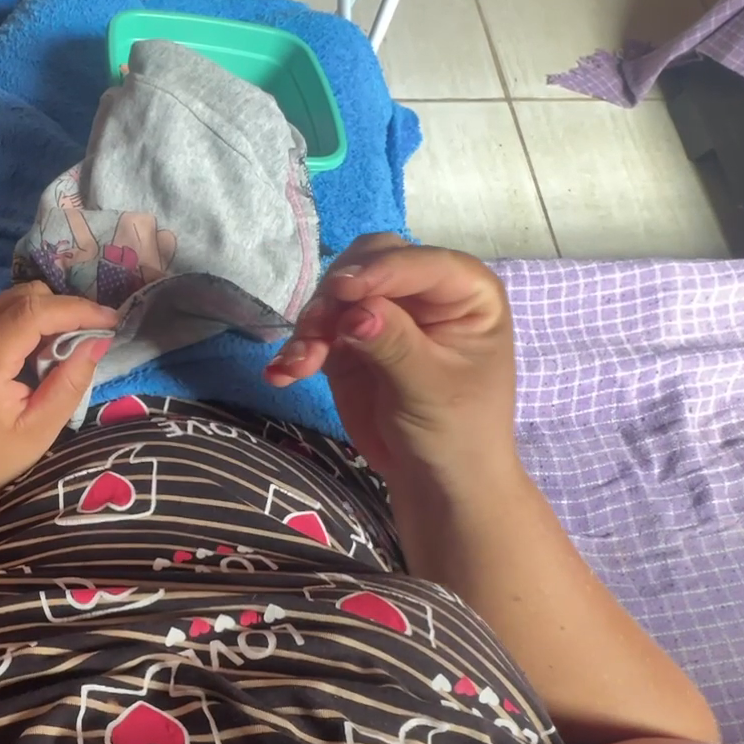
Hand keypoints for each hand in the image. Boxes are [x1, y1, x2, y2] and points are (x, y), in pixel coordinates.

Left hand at [0, 282, 118, 508]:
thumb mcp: (40, 430)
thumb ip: (70, 383)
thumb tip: (99, 341)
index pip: (32, 313)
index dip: (76, 309)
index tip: (111, 321)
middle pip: (24, 297)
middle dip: (65, 309)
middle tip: (93, 337)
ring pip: (15, 298)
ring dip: (50, 314)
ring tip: (70, 347)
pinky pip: (5, 311)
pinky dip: (33, 320)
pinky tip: (45, 349)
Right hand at [262, 234, 518, 490]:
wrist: (434, 479)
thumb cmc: (456, 431)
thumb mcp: (430, 388)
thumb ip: (394, 345)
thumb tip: (354, 312)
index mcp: (462, 294)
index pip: (419, 264)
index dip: (380, 271)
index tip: (342, 290)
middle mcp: (419, 296)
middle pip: (367, 265)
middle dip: (336, 294)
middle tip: (315, 327)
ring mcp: (380, 319)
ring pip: (333, 299)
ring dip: (309, 328)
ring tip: (297, 367)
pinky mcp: (346, 346)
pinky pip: (314, 336)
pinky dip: (296, 352)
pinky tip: (281, 375)